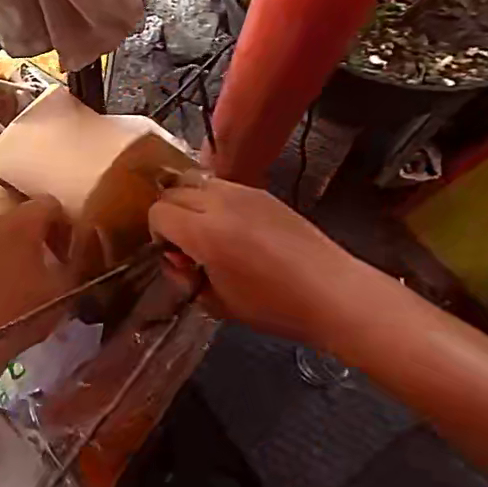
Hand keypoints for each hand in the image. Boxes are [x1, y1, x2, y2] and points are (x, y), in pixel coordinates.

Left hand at [0, 194, 85, 366]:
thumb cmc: (25, 312)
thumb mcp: (67, 286)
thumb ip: (84, 254)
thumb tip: (92, 233)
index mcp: (24, 223)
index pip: (52, 203)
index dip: (65, 223)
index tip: (68, 249)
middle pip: (28, 212)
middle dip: (44, 229)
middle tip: (52, 258)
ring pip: (6, 226)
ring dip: (20, 239)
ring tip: (28, 269)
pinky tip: (3, 278)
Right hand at [148, 176, 382, 345]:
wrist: (330, 290)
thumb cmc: (273, 305)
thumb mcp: (218, 303)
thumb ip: (186, 277)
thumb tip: (177, 259)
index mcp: (204, 231)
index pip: (158, 212)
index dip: (157, 234)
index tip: (175, 257)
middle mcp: (219, 201)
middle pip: (173, 190)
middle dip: (171, 216)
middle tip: (188, 246)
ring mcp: (242, 190)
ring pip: (196, 181)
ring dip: (191, 203)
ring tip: (209, 234)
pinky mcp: (260, 191)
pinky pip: (222, 185)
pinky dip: (214, 200)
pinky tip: (234, 228)